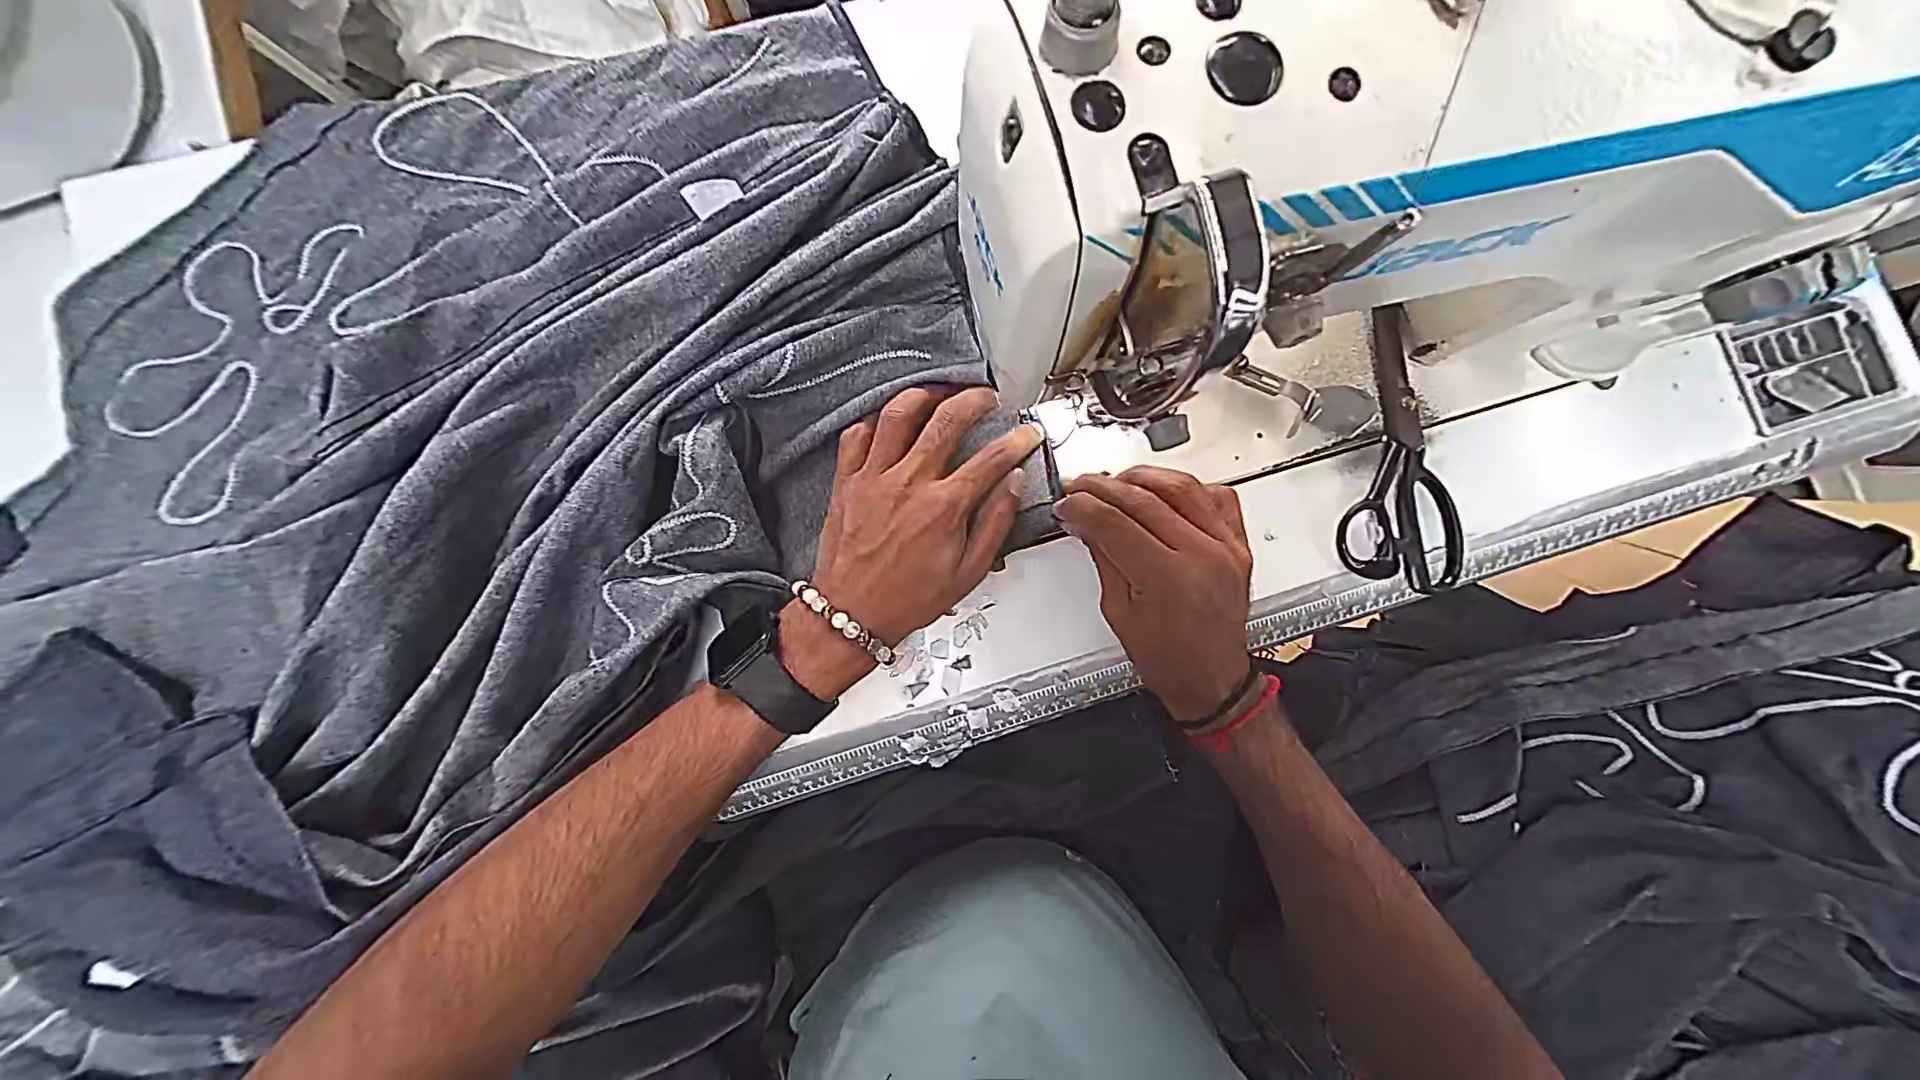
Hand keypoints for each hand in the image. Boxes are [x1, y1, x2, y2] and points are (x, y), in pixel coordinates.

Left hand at [781, 386, 1041, 699]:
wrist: (853, 615)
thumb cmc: (906, 599)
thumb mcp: (968, 572)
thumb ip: (995, 523)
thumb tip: (1013, 485)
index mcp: (943, 508)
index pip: (991, 458)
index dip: (1017, 439)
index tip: (1026, 434)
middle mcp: (908, 485)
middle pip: (947, 420)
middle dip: (974, 400)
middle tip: (986, 398)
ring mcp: (874, 480)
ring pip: (898, 415)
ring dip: (924, 394)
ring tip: (939, 393)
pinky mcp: (847, 483)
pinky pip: (856, 436)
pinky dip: (874, 421)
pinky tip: (888, 421)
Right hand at [1054, 466, 1253, 724]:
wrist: (1212, 679)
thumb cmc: (1170, 660)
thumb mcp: (1118, 612)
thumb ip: (1104, 559)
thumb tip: (1087, 522)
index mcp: (1167, 578)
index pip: (1114, 522)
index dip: (1082, 507)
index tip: (1068, 504)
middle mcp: (1202, 556)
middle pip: (1143, 499)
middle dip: (1102, 487)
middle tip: (1081, 487)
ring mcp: (1225, 547)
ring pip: (1181, 486)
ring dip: (1142, 477)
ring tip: (1117, 480)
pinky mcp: (1239, 545)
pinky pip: (1217, 496)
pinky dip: (1187, 486)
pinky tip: (1165, 488)